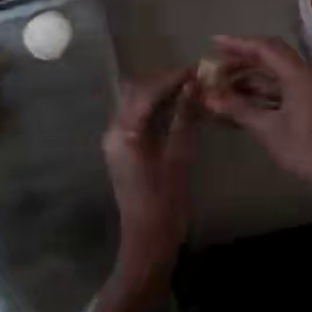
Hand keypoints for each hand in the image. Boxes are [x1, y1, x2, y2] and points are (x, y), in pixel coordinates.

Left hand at [102, 68, 198, 292]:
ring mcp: (117, 141)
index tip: (197, 69)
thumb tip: (194, 87)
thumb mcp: (179, 159)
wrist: (147, 242)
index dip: (171, 77)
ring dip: (161, 92)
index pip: (145, 91)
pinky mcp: (125, 150)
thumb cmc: (164, 204)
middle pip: (135, 92)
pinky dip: (159, 107)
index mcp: (124, 133)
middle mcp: (114, 132)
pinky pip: (140, 117)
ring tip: (192, 89)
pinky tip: (181, 109)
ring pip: (136, 103)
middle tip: (196, 78)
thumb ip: (184, 120)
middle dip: (164, 80)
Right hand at [199, 35, 311, 210]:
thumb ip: (239, 110)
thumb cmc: (309, 150)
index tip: (214, 42)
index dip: (239, 43)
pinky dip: (265, 95)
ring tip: (224, 88)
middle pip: (272, 59)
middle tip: (215, 69)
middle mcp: (309, 76)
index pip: (266, 48)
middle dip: (242, 62)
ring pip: (278, 77)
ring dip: (252, 80)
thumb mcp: (269, 130)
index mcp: (300, 75)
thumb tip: (208, 97)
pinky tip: (245, 105)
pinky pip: (286, 92)